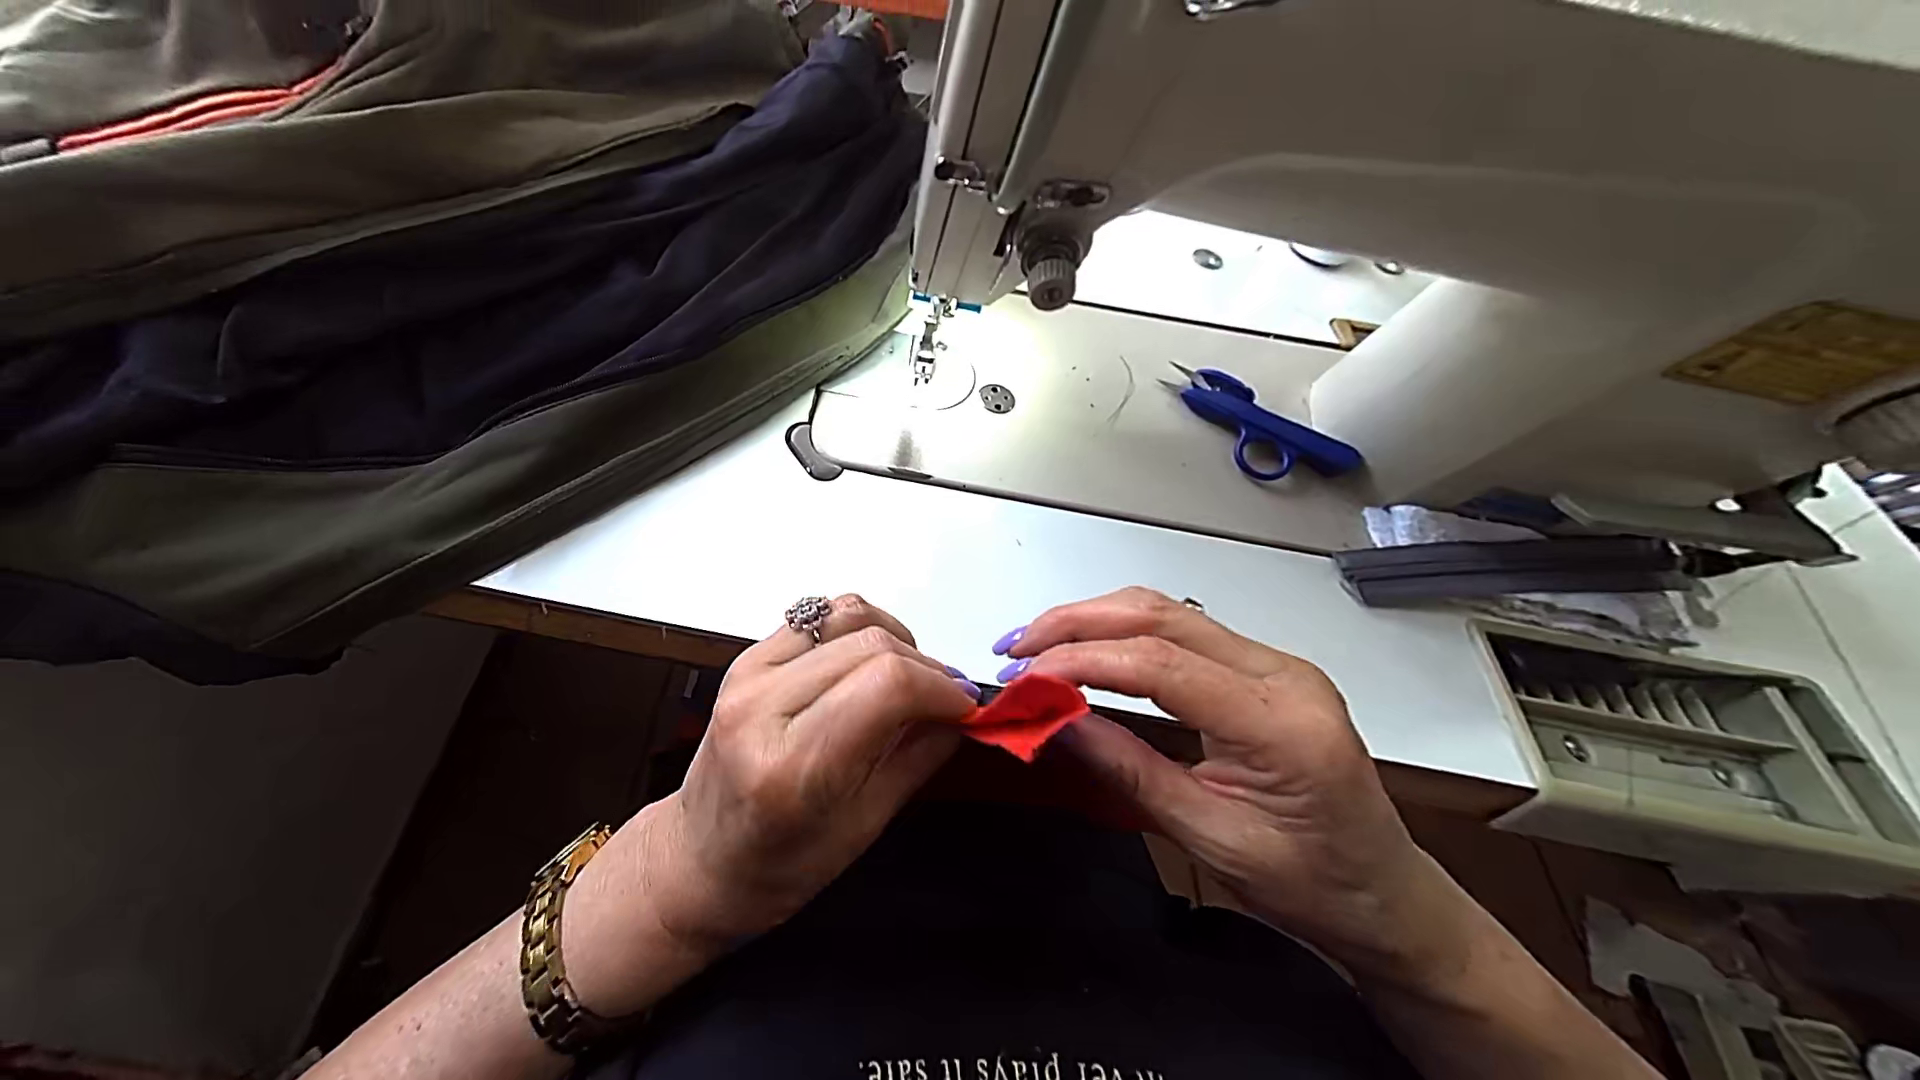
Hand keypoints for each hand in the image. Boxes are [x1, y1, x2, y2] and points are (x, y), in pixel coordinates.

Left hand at [565, 594, 977, 1014]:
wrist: (697, 860)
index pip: (887, 686)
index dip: (942, 687)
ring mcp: (748, 674)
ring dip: (897, 639)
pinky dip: (861, 628)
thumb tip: (967, 709)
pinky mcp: (747, 658)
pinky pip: (821, 614)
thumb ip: (922, 755)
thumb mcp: (865, 825)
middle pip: (874, 644)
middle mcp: (762, 707)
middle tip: (948, 697)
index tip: (967, 706)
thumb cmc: (779, 866)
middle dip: (927, 667)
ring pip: (850, 614)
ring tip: (910, 678)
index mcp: (793, 766)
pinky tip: (871, 662)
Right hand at [1008, 587, 1460, 981]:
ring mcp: (1274, 663)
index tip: (1026, 677)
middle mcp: (1281, 673)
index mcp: (1280, 722)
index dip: (1080, 661)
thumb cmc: (1315, 884)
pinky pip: (1181, 629)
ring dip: (1095, 618)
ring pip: (1167, 610)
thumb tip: (1056, 720)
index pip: (1159, 662)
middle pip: (1160, 614)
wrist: (1383, 896)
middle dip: (1076, 622)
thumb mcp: (1209, 838)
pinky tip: (1088, 646)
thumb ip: (1126, 770)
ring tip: (1039, 644)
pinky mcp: (1260, 667)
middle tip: (1018, 647)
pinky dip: (1122, 632)